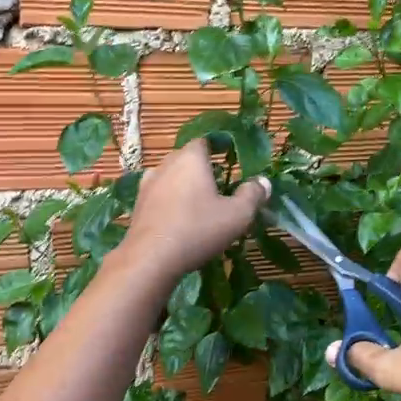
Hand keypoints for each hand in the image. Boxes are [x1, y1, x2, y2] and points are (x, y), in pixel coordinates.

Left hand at [117, 138, 270, 278]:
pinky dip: (168, 204)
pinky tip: (177, 221)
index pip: (203, 142)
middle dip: (200, 169)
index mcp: (190, 159)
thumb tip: (263, 182)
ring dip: (182, 187)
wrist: (150, 258)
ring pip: (169, 178)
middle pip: (185, 159)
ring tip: (197, 205)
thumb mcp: (237, 215)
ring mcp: (147, 186)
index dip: (216, 149)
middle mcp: (165, 165)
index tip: (228, 161)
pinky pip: (158, 198)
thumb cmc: (198, 230)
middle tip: (217, 187)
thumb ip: (252, 195)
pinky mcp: (137, 206)